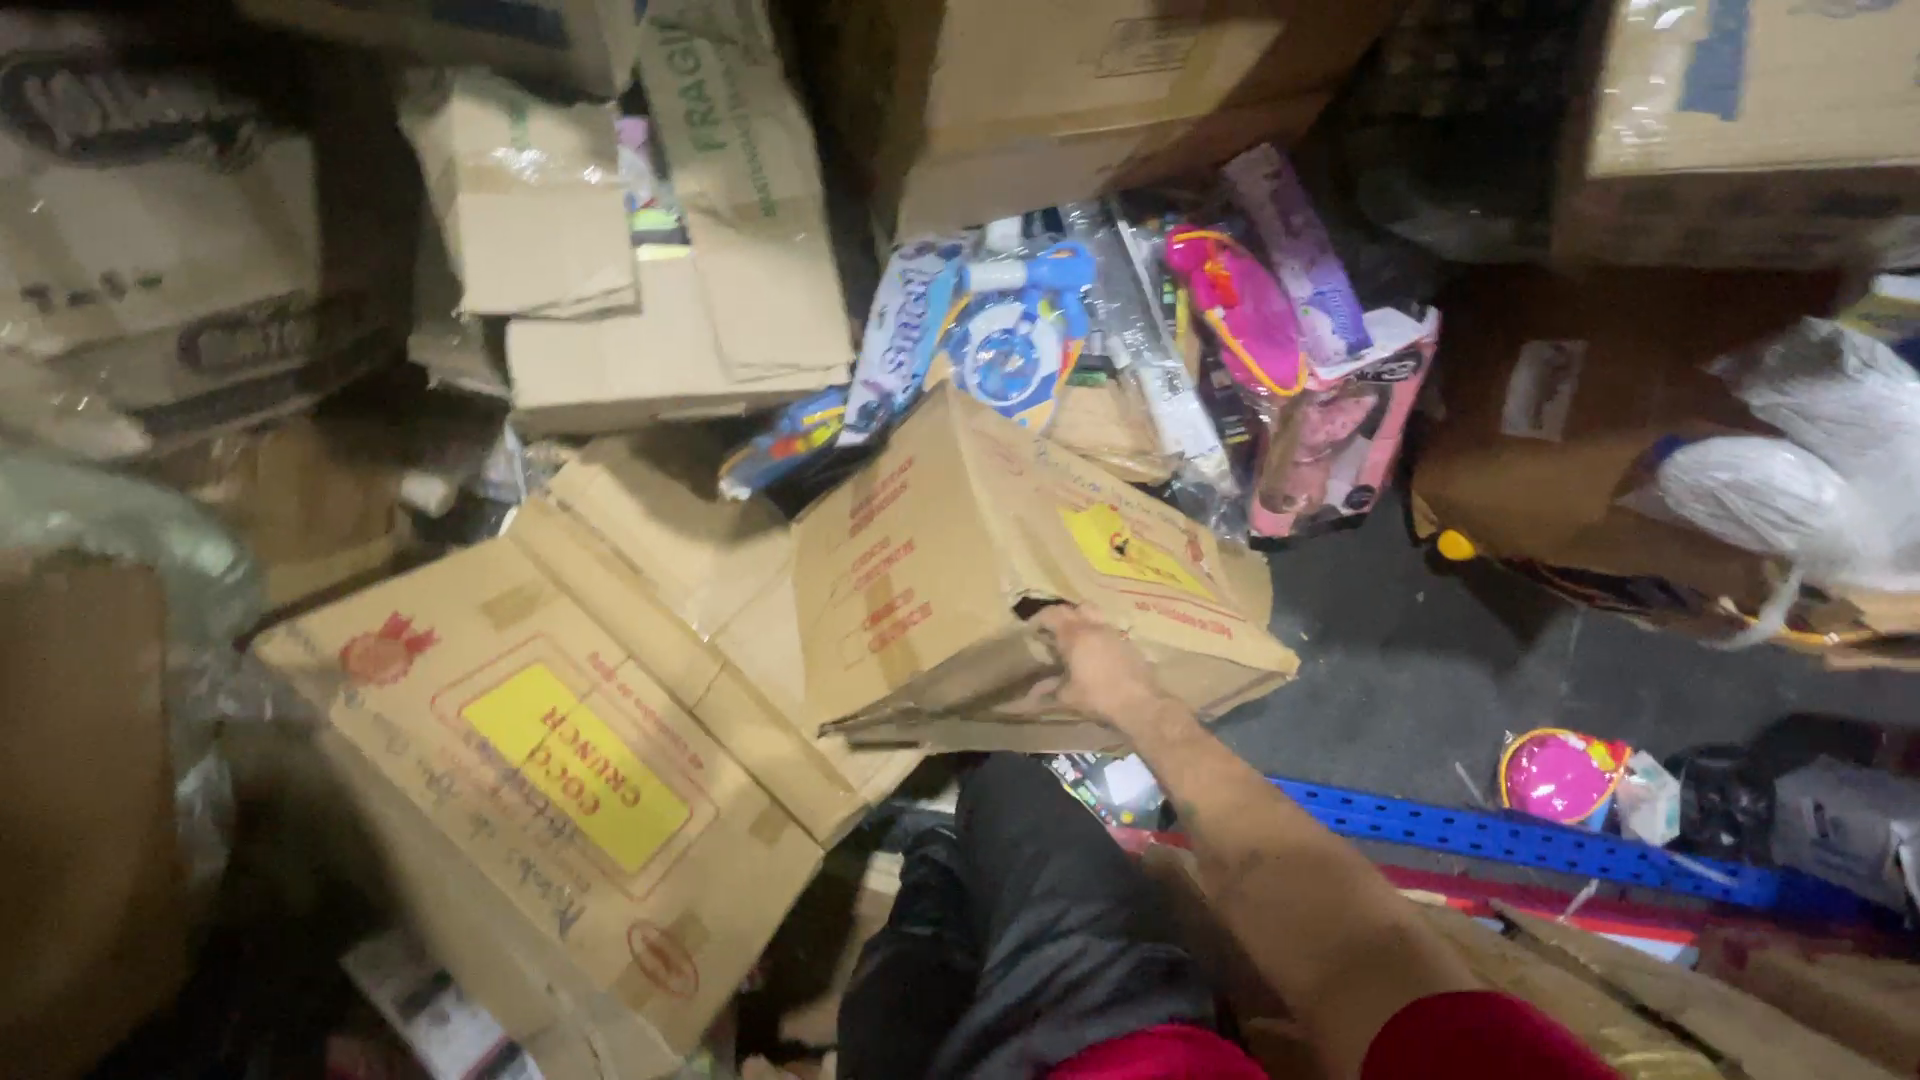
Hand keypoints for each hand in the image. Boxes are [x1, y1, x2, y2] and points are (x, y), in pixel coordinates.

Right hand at [1029, 604, 1186, 742]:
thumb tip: (1030, 695)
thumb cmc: (1098, 697)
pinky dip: (1097, 635)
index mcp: (1075, 636)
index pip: (1052, 614)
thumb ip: (1048, 690)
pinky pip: (1108, 630)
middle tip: (1054, 632)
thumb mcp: (1068, 696)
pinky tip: (1095, 654)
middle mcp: (1094, 627)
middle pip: (1075, 607)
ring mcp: (1113, 633)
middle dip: (1062, 616)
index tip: (1033, 630)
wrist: (1140, 703)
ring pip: (1094, 615)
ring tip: (1075, 641)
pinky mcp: (1128, 642)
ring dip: (1082, 622)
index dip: (1039, 619)